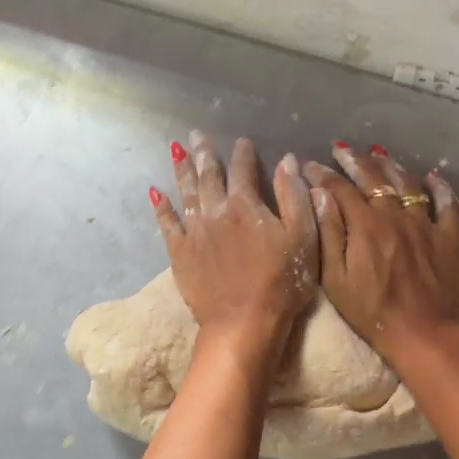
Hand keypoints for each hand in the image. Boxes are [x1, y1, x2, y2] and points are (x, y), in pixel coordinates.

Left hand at [150, 131, 318, 353]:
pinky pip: (167, 224)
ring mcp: (194, 232)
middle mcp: (215, 211)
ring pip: (186, 193)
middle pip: (208, 175)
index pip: (243, 169)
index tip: (242, 141)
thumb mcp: (302, 237)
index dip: (244, 153)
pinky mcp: (180, 253)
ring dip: (181, 169)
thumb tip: (287, 160)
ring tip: (176, 150)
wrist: (244, 322)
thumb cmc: (282, 282)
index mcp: (246, 205)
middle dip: (203, 153)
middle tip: (195, 135)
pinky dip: (162, 207)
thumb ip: (294, 195)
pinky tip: (156, 193)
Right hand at [304, 142, 458, 358]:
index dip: (322, 174)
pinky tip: (433, 177)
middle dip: (354, 160)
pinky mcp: (449, 237)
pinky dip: (440, 188)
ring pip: (408, 184)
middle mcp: (395, 215)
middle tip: (342, 149)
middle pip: (374, 178)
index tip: (310, 165)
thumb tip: (319, 195)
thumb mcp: (335, 278)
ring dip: (391, 166)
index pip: (339, 188)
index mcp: (365, 225)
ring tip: (378, 154)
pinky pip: (447, 204)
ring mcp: (425, 224)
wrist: (423, 333)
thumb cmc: (370, 311)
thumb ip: (328, 233)